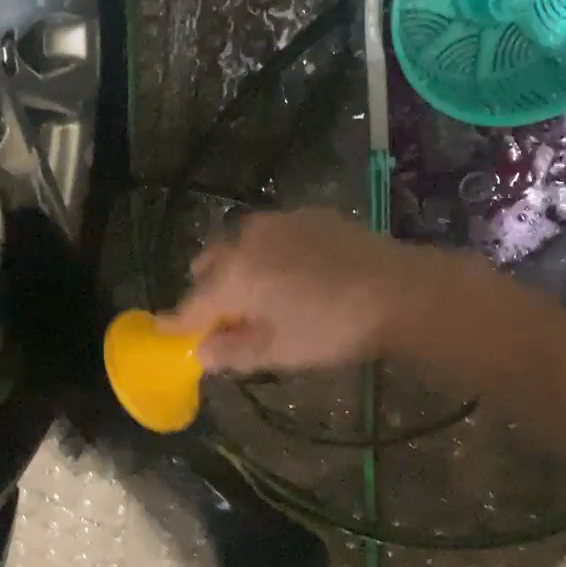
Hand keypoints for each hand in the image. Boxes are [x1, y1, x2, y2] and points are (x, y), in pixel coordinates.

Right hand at [161, 208, 437, 372]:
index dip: (176, 322)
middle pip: (210, 265)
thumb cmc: (333, 328)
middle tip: (222, 317)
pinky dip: (270, 252)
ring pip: (240, 244)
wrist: (401, 290)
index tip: (163, 331)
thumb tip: (202, 351)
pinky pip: (274, 234)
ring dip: (238, 266)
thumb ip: (232, 352)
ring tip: (258, 291)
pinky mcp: (309, 214)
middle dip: (207, 289)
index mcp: (232, 276)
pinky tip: (295, 271)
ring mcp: (278, 221)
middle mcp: (245, 240)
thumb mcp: (279, 352)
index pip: (191, 304)